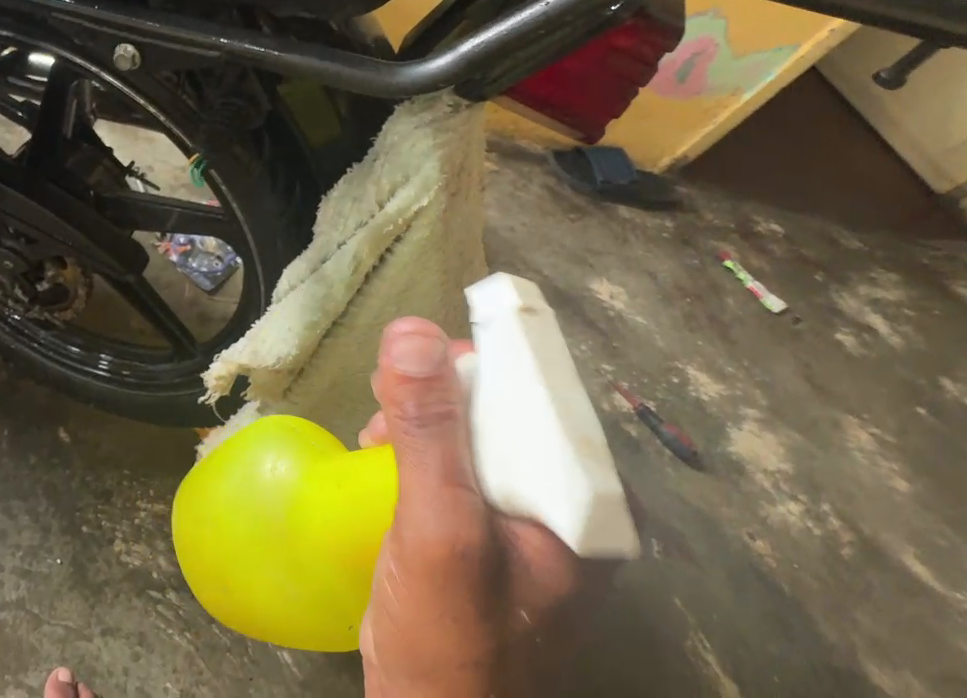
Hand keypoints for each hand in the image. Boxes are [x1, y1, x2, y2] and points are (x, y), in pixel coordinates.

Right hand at [358, 318, 616, 697]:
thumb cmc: (448, 636)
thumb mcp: (438, 525)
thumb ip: (430, 431)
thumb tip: (411, 331)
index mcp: (590, 508)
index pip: (549, 403)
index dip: (487, 366)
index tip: (424, 357)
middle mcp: (569, 510)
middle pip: (510, 415)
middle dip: (441, 400)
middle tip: (388, 403)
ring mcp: (526, 526)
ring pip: (476, 438)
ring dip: (420, 424)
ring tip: (377, 435)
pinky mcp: (486, 536)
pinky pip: (456, 468)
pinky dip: (416, 454)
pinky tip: (383, 458)